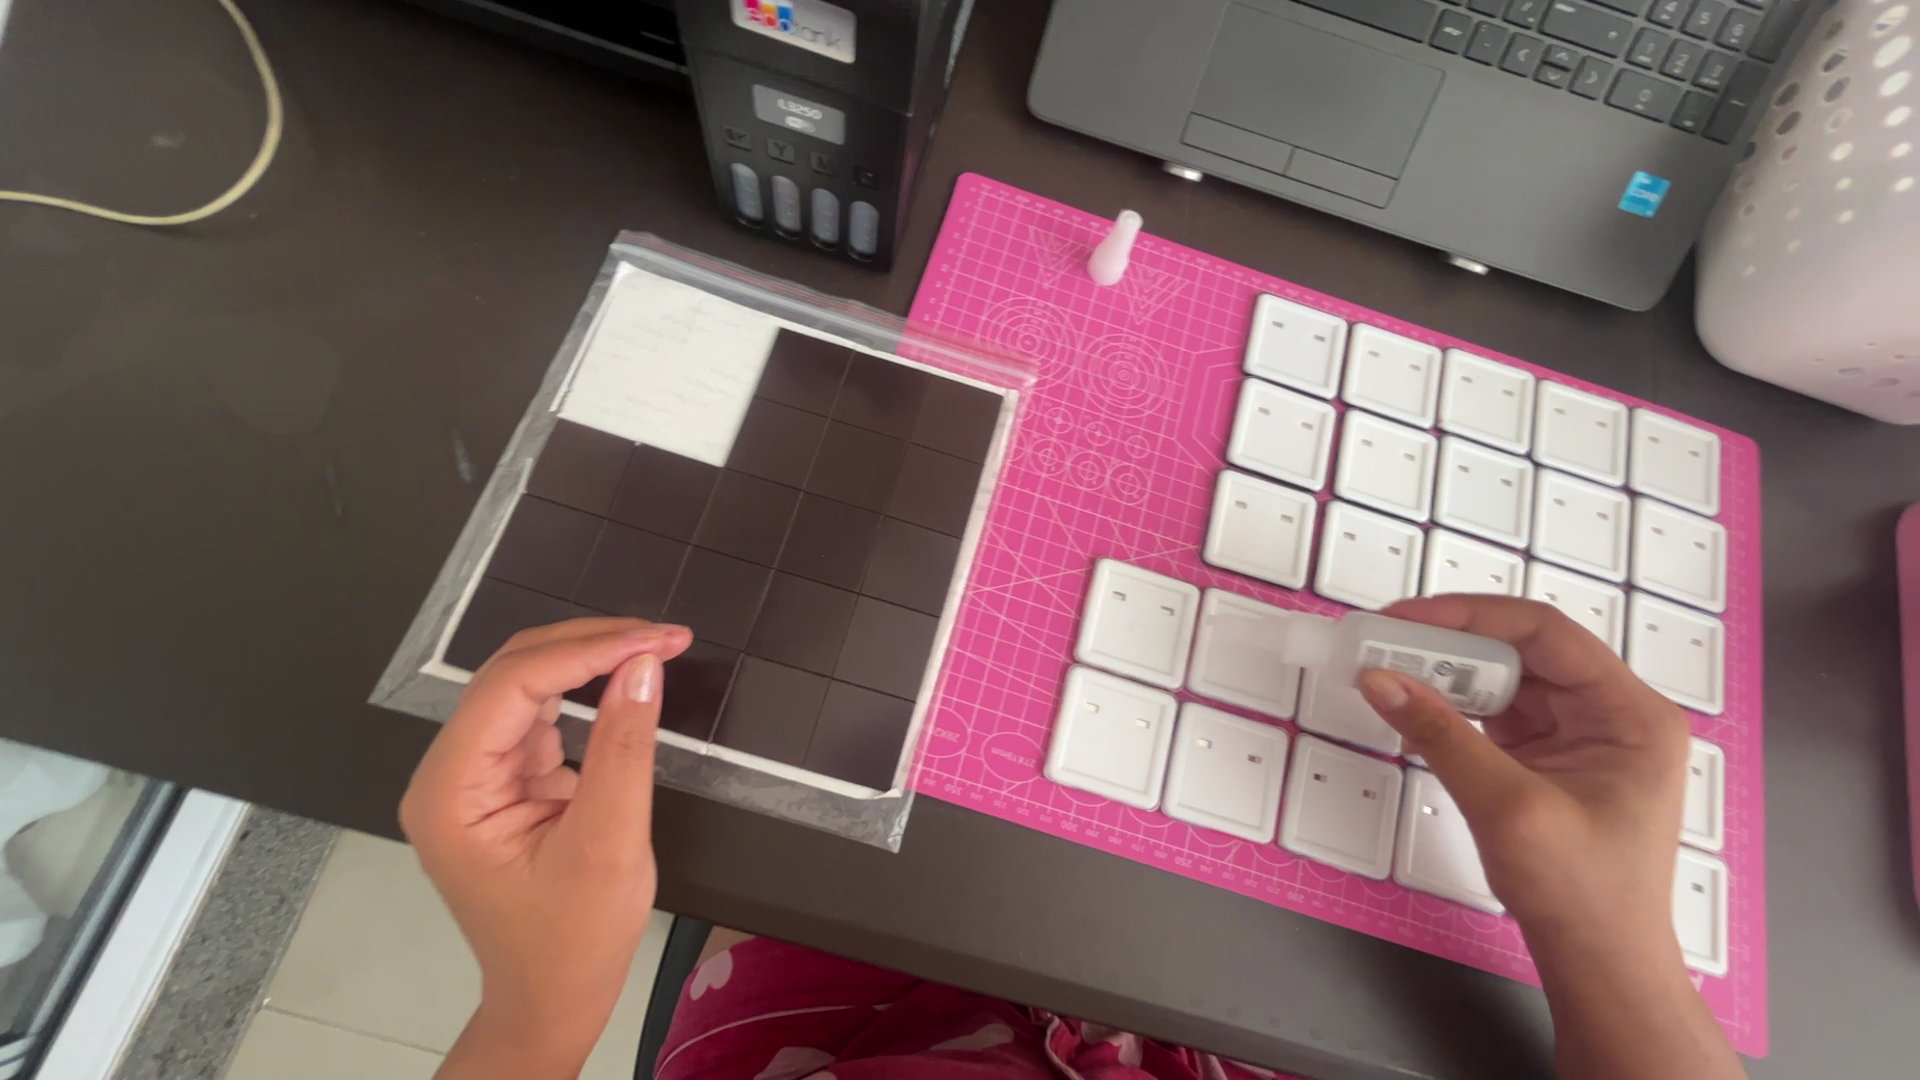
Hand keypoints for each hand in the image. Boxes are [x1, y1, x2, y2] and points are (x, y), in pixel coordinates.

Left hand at [400, 618, 690, 1077]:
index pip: (514, 685)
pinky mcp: (511, 776)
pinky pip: (546, 709)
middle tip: (668, 636)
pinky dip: (591, 685)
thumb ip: (625, 746)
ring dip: (594, 656)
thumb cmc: (576, 935)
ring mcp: (480, 772)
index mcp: (452, 791)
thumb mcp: (609, 841)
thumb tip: (645, 664)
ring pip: (530, 681)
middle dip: (593, 643)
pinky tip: (627, 677)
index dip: (590, 651)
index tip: (661, 641)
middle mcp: (453, 771)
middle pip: (515, 672)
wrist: (556, 996)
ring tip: (656, 646)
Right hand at [1355, 595, 1685, 941]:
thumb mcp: (1506, 804)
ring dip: (1441, 672)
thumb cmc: (1578, 888)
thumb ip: (1440, 734)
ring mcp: (1573, 730)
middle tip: (1382, 643)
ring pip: (1497, 675)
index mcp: (1627, 712)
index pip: (1543, 633)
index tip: (1401, 619)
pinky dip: (1445, 704)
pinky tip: (1410, 709)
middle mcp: (1605, 710)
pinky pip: (1487, 707)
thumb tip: (1376, 678)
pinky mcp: (1540, 750)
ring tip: (1386, 670)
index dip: (1468, 615)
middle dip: (1446, 643)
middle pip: (1517, 649)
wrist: (1596, 956)